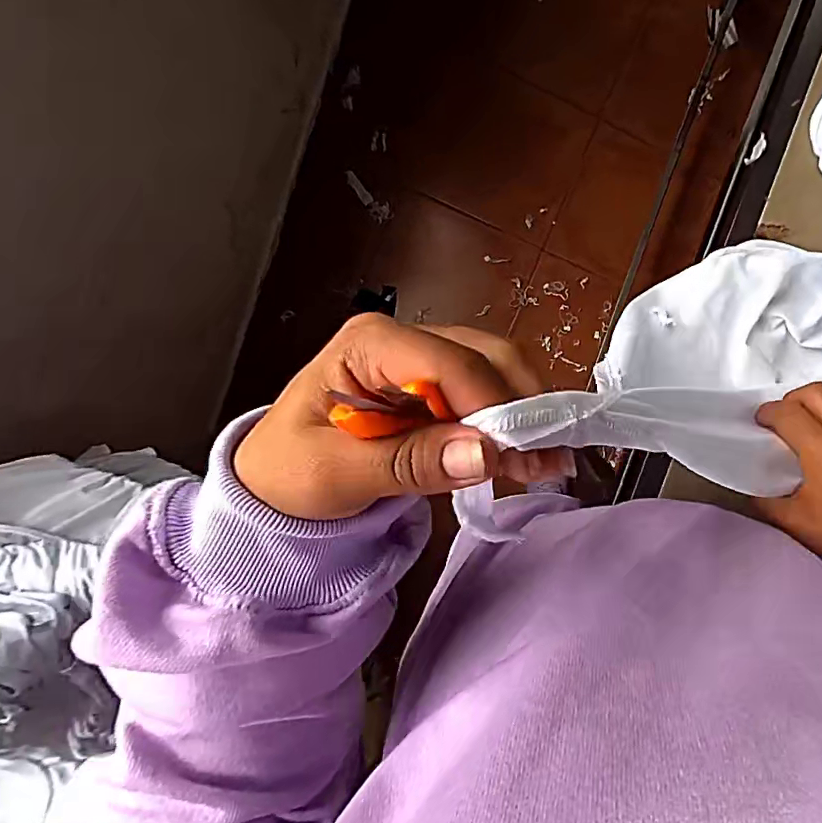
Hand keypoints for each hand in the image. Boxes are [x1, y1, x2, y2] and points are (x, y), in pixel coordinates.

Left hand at [234, 314, 568, 519]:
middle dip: (522, 411)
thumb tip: (486, 454)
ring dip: (530, 420)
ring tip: (539, 465)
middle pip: (492, 359)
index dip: (490, 406)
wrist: (281, 482)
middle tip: (540, 462)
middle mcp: (413, 340)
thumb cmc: (291, 472)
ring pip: (508, 373)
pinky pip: (504, 394)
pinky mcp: (455, 385)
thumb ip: (410, 463)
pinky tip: (530, 458)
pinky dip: (522, 427)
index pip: (450, 364)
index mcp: (371, 344)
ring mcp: (438, 358)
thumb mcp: (337, 475)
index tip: (512, 455)